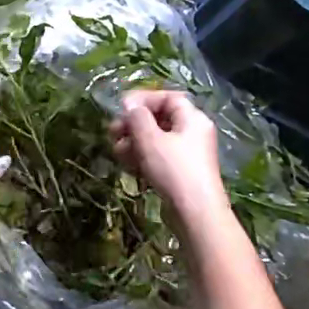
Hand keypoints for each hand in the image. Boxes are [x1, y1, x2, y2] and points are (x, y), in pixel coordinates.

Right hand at [110, 90, 226, 221]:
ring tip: (117, 151)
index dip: (143, 99)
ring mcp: (187, 153)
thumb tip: (131, 106)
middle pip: (159, 118)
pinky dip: (142, 157)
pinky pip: (158, 156)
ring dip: (133, 142)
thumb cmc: (173, 169)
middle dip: (133, 124)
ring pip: (156, 139)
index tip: (122, 107)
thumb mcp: (150, 138)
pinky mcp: (180, 171)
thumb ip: (137, 117)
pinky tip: (128, 165)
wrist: (195, 211)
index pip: (167, 98)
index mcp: (192, 118)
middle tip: (113, 132)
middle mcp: (192, 132)